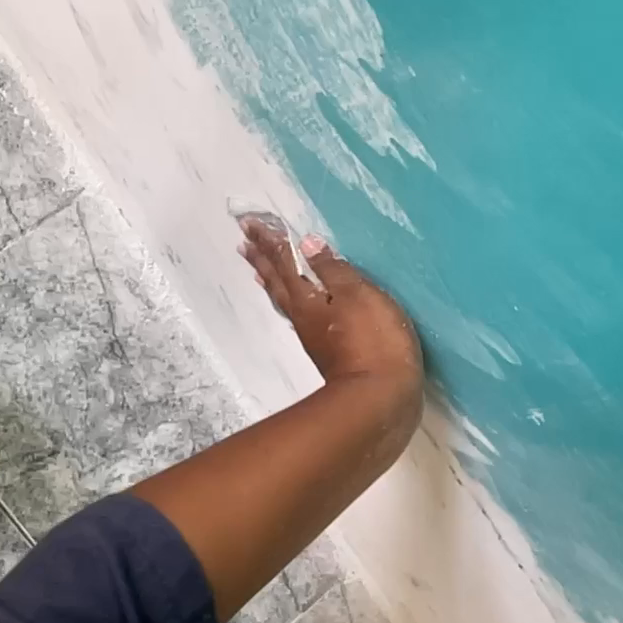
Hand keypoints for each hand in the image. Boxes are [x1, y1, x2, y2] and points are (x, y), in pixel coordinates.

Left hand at [238, 215, 422, 394]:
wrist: (379, 398)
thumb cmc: (372, 340)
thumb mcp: (358, 295)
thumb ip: (333, 269)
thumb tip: (306, 242)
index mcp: (308, 298)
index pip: (284, 262)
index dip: (269, 242)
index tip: (248, 225)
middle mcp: (303, 316)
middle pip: (278, 282)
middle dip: (262, 260)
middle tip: (243, 243)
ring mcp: (312, 335)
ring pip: (284, 300)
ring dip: (271, 281)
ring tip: (258, 270)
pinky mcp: (326, 350)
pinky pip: (298, 315)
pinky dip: (290, 302)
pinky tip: (296, 304)